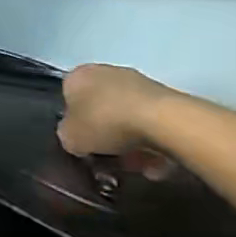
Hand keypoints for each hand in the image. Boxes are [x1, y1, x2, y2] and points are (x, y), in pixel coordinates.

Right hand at [57, 64, 179, 172]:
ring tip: (136, 164)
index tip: (82, 141)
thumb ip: (67, 136)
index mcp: (78, 76)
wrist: (164, 120)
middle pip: (100, 108)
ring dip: (130, 141)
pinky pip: (152, 123)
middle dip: (105, 132)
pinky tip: (155, 162)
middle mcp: (106, 72)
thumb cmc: (105, 122)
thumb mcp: (70, 138)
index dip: (74, 123)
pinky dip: (152, 142)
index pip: (68, 99)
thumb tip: (76, 138)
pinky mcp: (168, 97)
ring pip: (127, 117)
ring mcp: (140, 83)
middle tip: (109, 155)